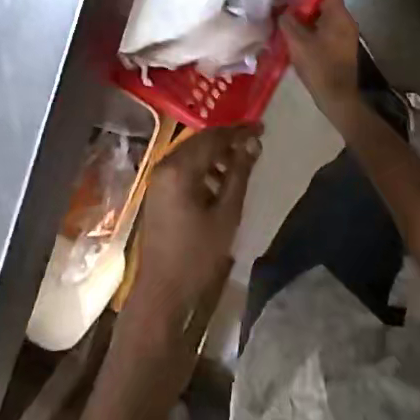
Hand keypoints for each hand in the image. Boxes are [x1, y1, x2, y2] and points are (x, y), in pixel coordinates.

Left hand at [132, 125, 261, 306]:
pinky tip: (221, 182)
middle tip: (254, 142)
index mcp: (179, 168)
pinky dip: (203, 168)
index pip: (213, 137)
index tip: (262, 128)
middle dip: (228, 140)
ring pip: (191, 153)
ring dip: (216, 154)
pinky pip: (183, 167)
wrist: (162, 292)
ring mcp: (158, 179)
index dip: (239, 131)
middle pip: (200, 141)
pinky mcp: (158, 191)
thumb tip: (253, 142)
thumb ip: (239, 173)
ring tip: (241, 164)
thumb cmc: (198, 255)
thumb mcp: (227, 213)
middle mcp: (164, 165)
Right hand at [279, 0, 363, 118]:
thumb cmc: (318, 65)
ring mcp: (347, 35)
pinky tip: (299, 40)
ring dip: (309, 20)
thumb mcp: (297, 42)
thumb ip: (287, 21)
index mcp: (339, 15)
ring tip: (290, 24)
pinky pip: (329, 31)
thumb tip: (282, 10)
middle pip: (326, 4)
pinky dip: (315, 31)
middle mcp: (347, 21)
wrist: (337, 97)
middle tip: (287, 9)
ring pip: (326, 18)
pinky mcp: (344, 47)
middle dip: (306, 5)